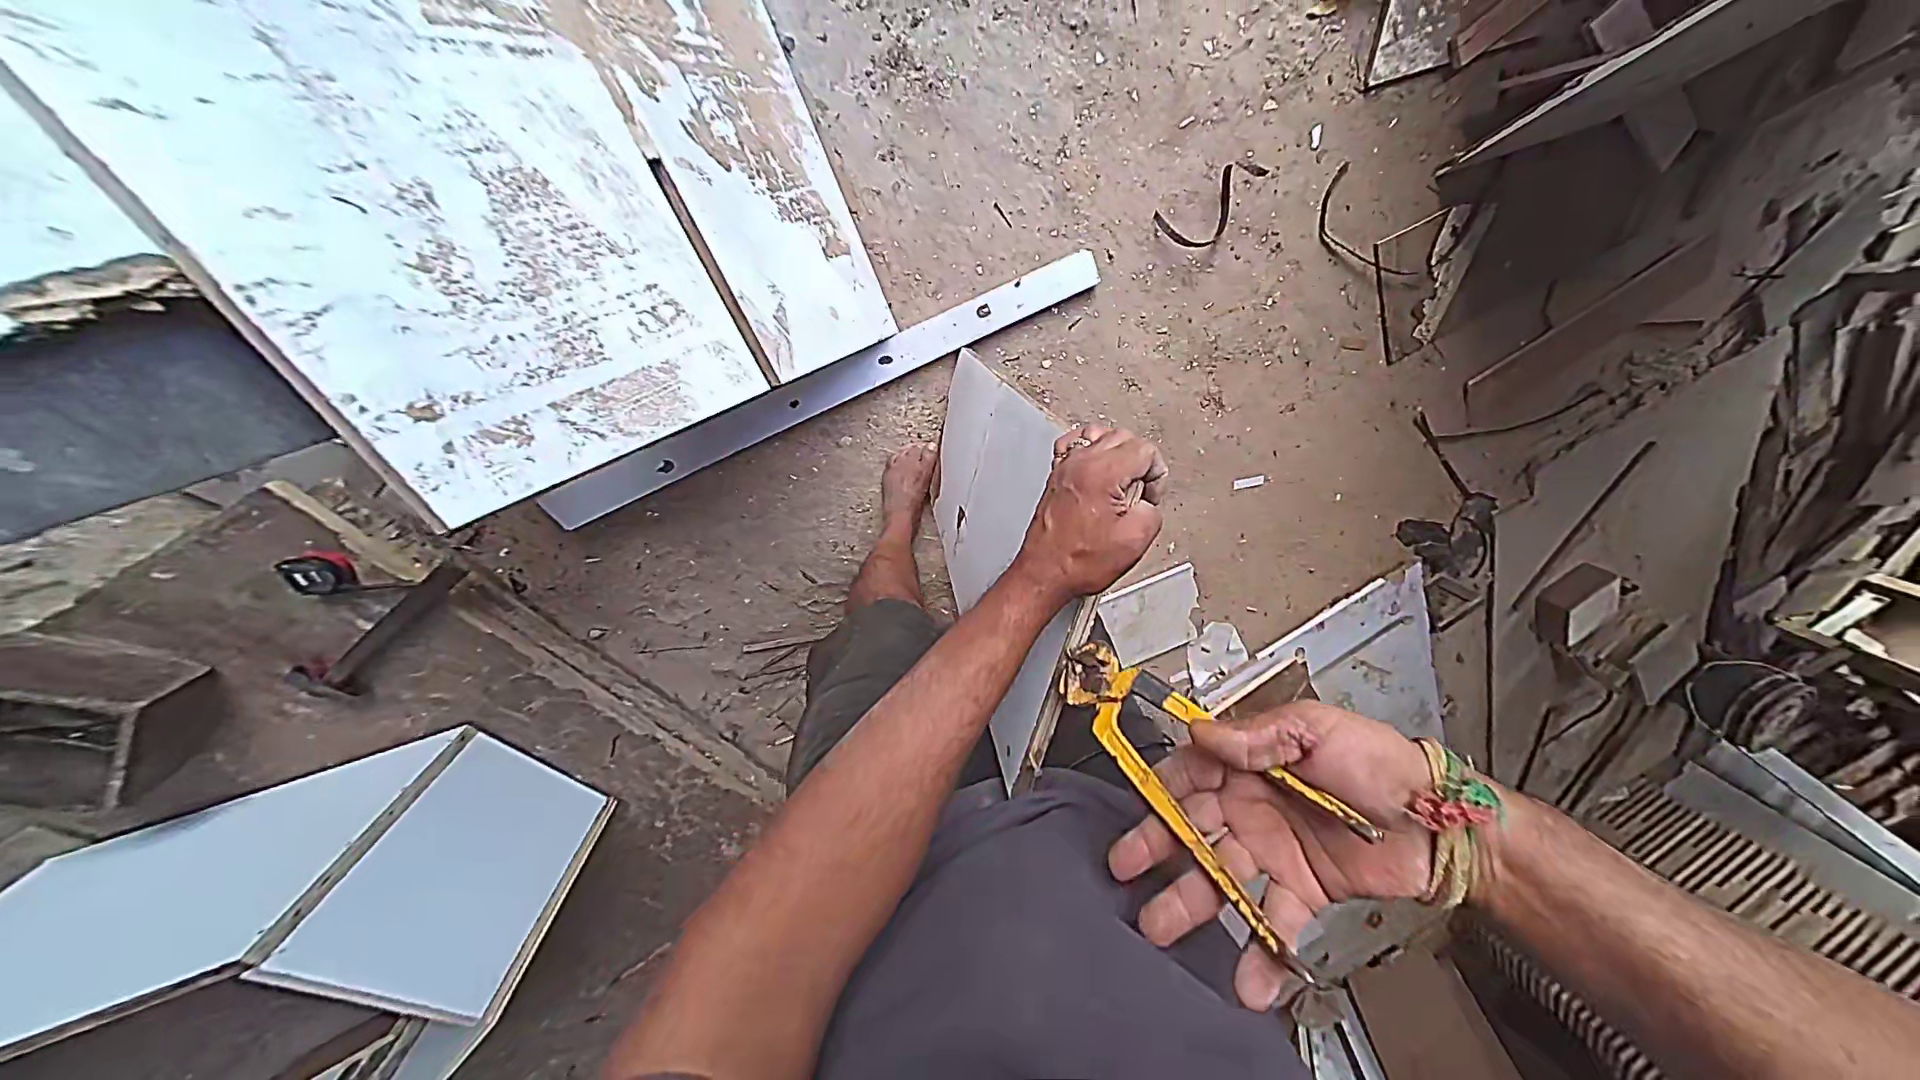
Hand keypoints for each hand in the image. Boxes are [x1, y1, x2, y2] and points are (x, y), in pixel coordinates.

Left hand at [1008, 425, 1167, 600]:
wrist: (1045, 573)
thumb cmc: (1077, 562)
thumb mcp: (1134, 540)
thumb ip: (1152, 510)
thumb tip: (1147, 501)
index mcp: (1101, 474)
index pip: (1144, 450)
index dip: (1156, 475)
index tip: (1150, 496)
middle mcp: (1079, 463)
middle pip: (1123, 438)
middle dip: (1139, 462)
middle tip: (1139, 492)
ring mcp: (1064, 467)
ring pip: (1100, 436)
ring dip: (1117, 454)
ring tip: (1121, 482)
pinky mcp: (1055, 476)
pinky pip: (1074, 445)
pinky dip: (1090, 450)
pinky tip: (1096, 470)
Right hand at [1107, 702, 1433, 1009]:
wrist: (1442, 820)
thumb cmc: (1378, 761)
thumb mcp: (1314, 728)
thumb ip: (1256, 734)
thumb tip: (1202, 732)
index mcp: (1248, 762)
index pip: (1188, 775)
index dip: (1159, 792)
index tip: (1138, 811)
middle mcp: (1249, 805)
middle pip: (1191, 827)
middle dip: (1155, 849)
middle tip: (1126, 870)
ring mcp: (1271, 848)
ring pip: (1219, 877)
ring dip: (1190, 903)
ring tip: (1162, 927)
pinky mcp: (1301, 889)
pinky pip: (1272, 921)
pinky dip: (1258, 952)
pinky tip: (1245, 977)